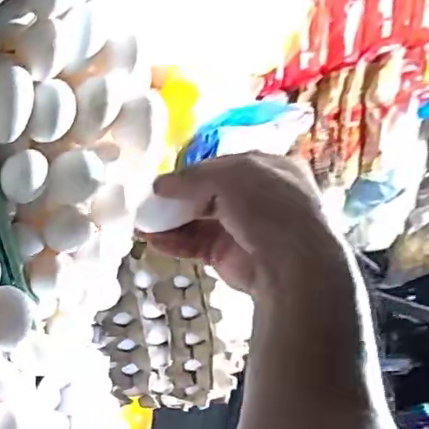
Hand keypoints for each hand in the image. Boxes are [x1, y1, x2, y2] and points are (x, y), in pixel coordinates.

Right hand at [146, 153, 345, 293]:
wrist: (287, 262)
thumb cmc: (268, 207)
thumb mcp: (231, 178)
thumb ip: (193, 178)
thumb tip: (158, 185)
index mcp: (264, 169)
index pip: (220, 167)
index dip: (191, 173)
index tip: (163, 181)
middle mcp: (252, 197)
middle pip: (204, 194)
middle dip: (174, 200)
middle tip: (146, 204)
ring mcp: (238, 227)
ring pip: (195, 221)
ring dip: (168, 222)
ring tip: (140, 225)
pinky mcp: (225, 254)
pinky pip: (193, 244)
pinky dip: (173, 242)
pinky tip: (153, 241)